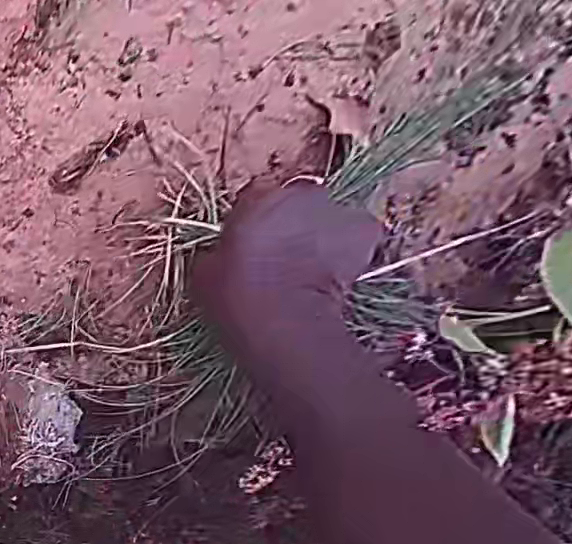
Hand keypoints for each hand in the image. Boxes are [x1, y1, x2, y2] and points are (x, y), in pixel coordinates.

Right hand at [192, 180, 382, 345]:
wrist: (282, 321)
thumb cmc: (234, 297)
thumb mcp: (204, 274)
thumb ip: (217, 251)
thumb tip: (221, 252)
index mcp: (260, 199)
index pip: (254, 197)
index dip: (248, 221)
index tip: (243, 243)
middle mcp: (303, 194)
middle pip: (295, 202)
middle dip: (287, 223)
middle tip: (274, 256)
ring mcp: (340, 210)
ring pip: (326, 218)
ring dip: (316, 236)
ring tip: (302, 270)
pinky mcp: (367, 232)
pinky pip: (353, 236)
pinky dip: (344, 250)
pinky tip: (329, 276)